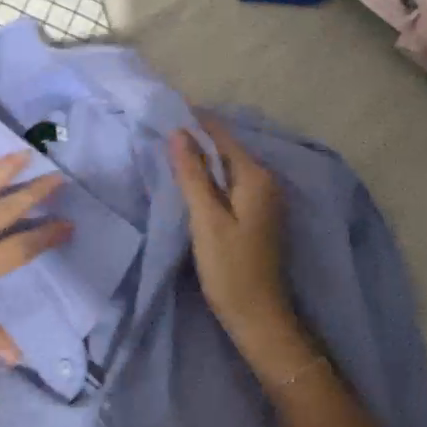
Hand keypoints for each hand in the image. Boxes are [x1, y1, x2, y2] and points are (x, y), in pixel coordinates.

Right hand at [171, 117, 316, 385]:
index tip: (165, 109)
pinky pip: (231, 184)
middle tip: (160, 131)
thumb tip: (178, 132)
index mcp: (256, 177)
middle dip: (196, 139)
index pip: (222, 135)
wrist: (259, 317)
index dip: (195, 121)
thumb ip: (193, 174)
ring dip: (202, 160)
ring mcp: (265, 199)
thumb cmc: (230, 268)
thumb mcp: (206, 218)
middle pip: (227, 149)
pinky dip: (211, 178)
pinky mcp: (258, 216)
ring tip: (169, 152)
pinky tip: (190, 182)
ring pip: (228, 167)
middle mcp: (266, 181)